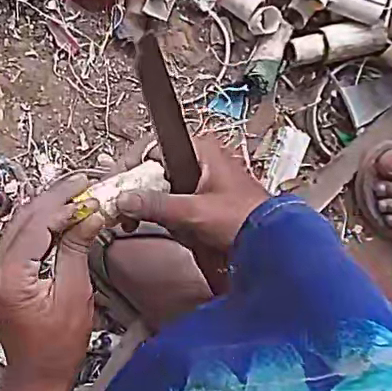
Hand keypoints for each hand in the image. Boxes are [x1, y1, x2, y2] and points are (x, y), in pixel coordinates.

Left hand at [0, 174, 106, 390]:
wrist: (36, 376)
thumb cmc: (56, 348)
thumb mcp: (74, 295)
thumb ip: (76, 250)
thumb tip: (89, 217)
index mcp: (9, 276)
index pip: (37, 223)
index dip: (65, 204)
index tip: (87, 193)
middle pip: (24, 218)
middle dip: (55, 198)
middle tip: (82, 185)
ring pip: (19, 225)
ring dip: (47, 209)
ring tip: (75, 196)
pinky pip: (17, 239)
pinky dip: (40, 225)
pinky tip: (59, 218)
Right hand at [117, 133, 270, 255]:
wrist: (272, 243)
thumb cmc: (246, 219)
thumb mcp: (194, 211)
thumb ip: (156, 204)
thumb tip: (126, 199)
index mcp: (200, 149)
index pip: (152, 147)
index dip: (132, 165)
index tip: (119, 184)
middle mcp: (200, 160)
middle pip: (154, 170)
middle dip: (140, 192)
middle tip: (126, 208)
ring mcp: (202, 181)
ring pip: (162, 188)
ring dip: (153, 207)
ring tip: (144, 221)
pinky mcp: (204, 200)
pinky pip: (174, 203)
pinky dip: (167, 216)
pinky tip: (169, 228)